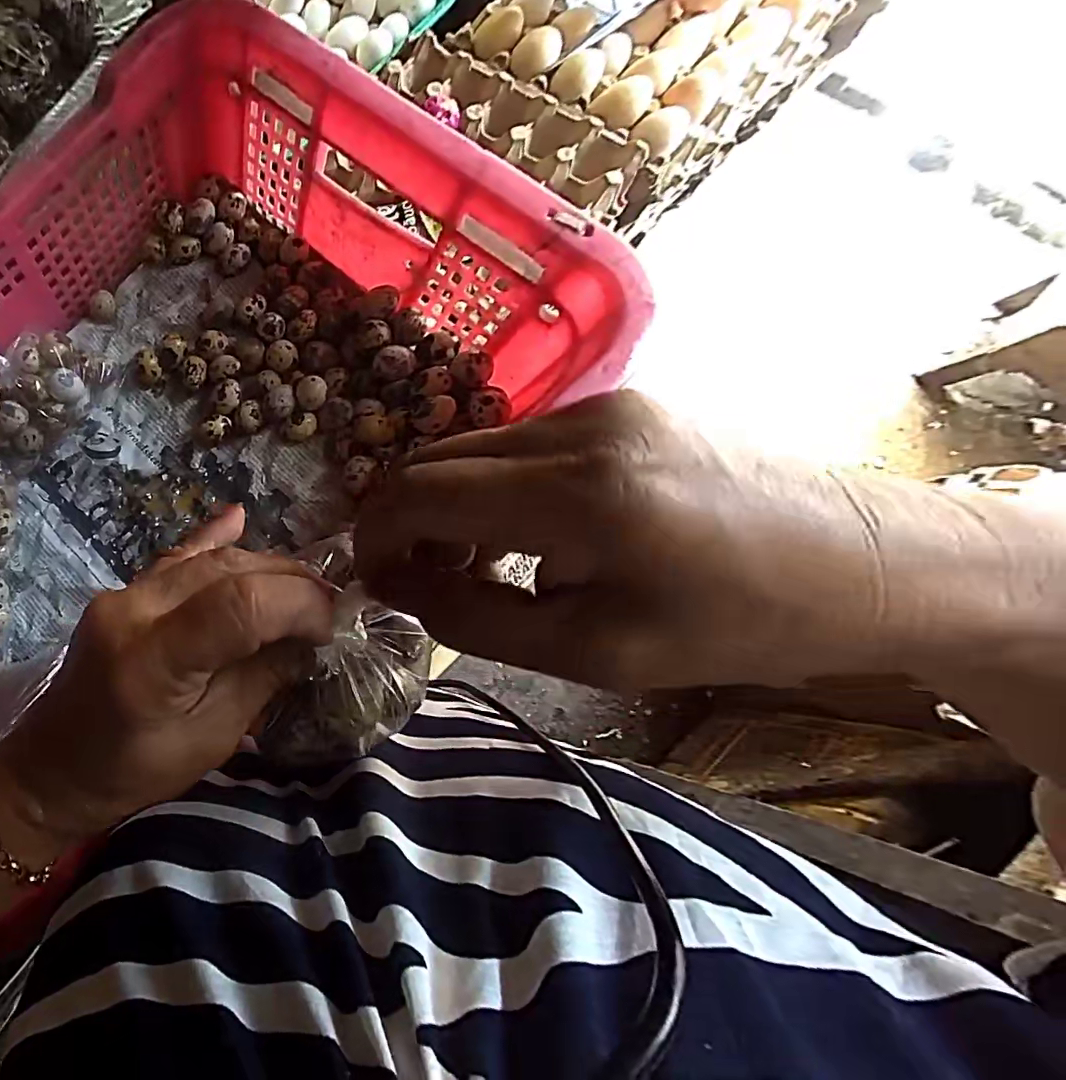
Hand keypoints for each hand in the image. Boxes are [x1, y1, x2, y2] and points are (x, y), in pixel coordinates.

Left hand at [0, 507, 333, 844]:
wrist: (54, 766)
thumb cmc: (132, 773)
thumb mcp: (209, 739)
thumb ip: (259, 679)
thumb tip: (309, 639)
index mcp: (152, 661)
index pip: (238, 605)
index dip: (298, 604)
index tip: (331, 625)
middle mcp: (131, 612)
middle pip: (224, 572)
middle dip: (288, 581)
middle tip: (329, 604)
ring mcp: (119, 596)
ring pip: (204, 562)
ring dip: (260, 566)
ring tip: (304, 585)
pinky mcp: (118, 594)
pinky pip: (172, 560)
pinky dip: (209, 542)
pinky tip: (238, 518)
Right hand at [355, 390, 1025, 690]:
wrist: (880, 563)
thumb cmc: (738, 626)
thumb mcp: (590, 652)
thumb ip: (469, 618)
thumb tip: (390, 584)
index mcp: (580, 494)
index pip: (421, 493)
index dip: (375, 536)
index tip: (373, 579)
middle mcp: (579, 427)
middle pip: (431, 462)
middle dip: (401, 522)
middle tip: (417, 579)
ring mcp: (598, 405)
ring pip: (464, 450)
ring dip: (442, 506)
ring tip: (471, 563)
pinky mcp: (613, 404)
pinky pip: (509, 445)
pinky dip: (484, 489)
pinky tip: (518, 532)